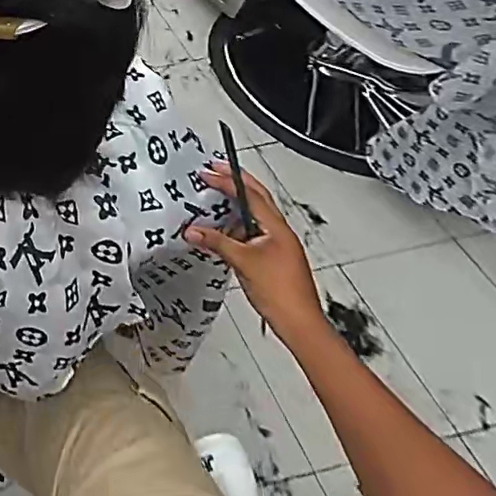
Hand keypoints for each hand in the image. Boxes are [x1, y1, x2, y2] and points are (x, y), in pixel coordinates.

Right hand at [186, 164, 324, 339]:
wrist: (300, 324)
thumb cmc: (282, 296)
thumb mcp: (242, 262)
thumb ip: (216, 242)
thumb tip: (195, 231)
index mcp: (276, 226)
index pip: (249, 194)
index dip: (227, 181)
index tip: (209, 173)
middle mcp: (281, 231)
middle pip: (257, 196)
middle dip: (236, 181)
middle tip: (217, 170)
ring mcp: (280, 244)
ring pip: (256, 214)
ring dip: (237, 204)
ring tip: (217, 200)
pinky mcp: (276, 257)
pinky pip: (255, 232)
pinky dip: (240, 226)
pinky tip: (227, 233)